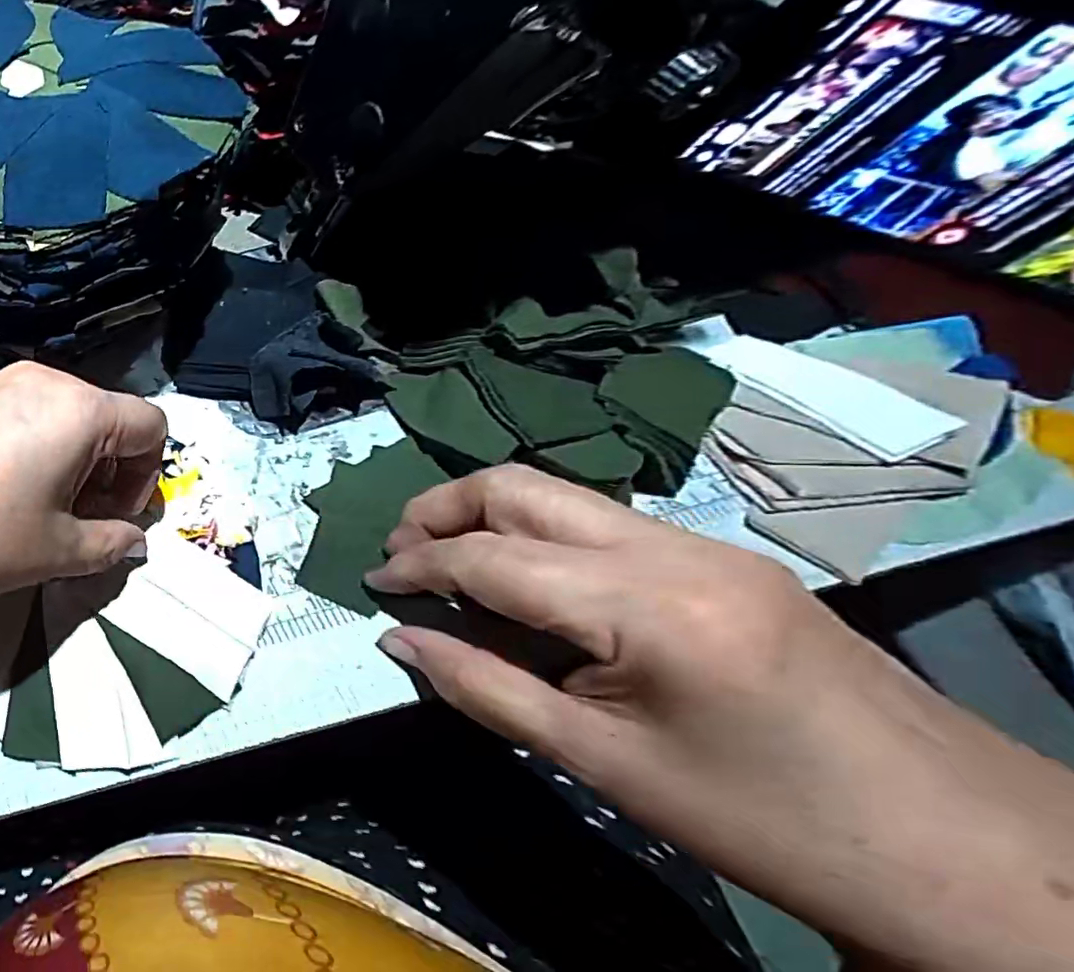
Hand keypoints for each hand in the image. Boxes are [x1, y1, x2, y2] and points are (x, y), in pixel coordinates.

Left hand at [0, 362, 164, 638]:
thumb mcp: (58, 551)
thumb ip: (113, 543)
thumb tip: (133, 540)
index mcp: (79, 409)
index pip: (151, 425)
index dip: (146, 476)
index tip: (113, 517)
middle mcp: (40, 380)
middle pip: (104, 415)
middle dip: (107, 468)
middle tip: (79, 518)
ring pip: (58, 412)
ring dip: (68, 457)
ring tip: (33, 507)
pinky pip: (14, 411)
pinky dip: (26, 445)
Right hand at [368, 464, 1073, 971]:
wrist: (975, 857)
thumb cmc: (767, 823)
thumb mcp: (602, 764)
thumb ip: (485, 689)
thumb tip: (400, 642)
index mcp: (647, 604)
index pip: (492, 556)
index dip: (418, 566)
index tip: (372, 583)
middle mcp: (673, 547)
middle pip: (522, 487)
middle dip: (441, 509)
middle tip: (398, 552)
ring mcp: (705, 545)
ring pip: (560, 495)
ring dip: (487, 517)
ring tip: (444, 562)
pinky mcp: (723, 560)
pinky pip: (600, 524)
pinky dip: (537, 538)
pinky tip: (524, 585)